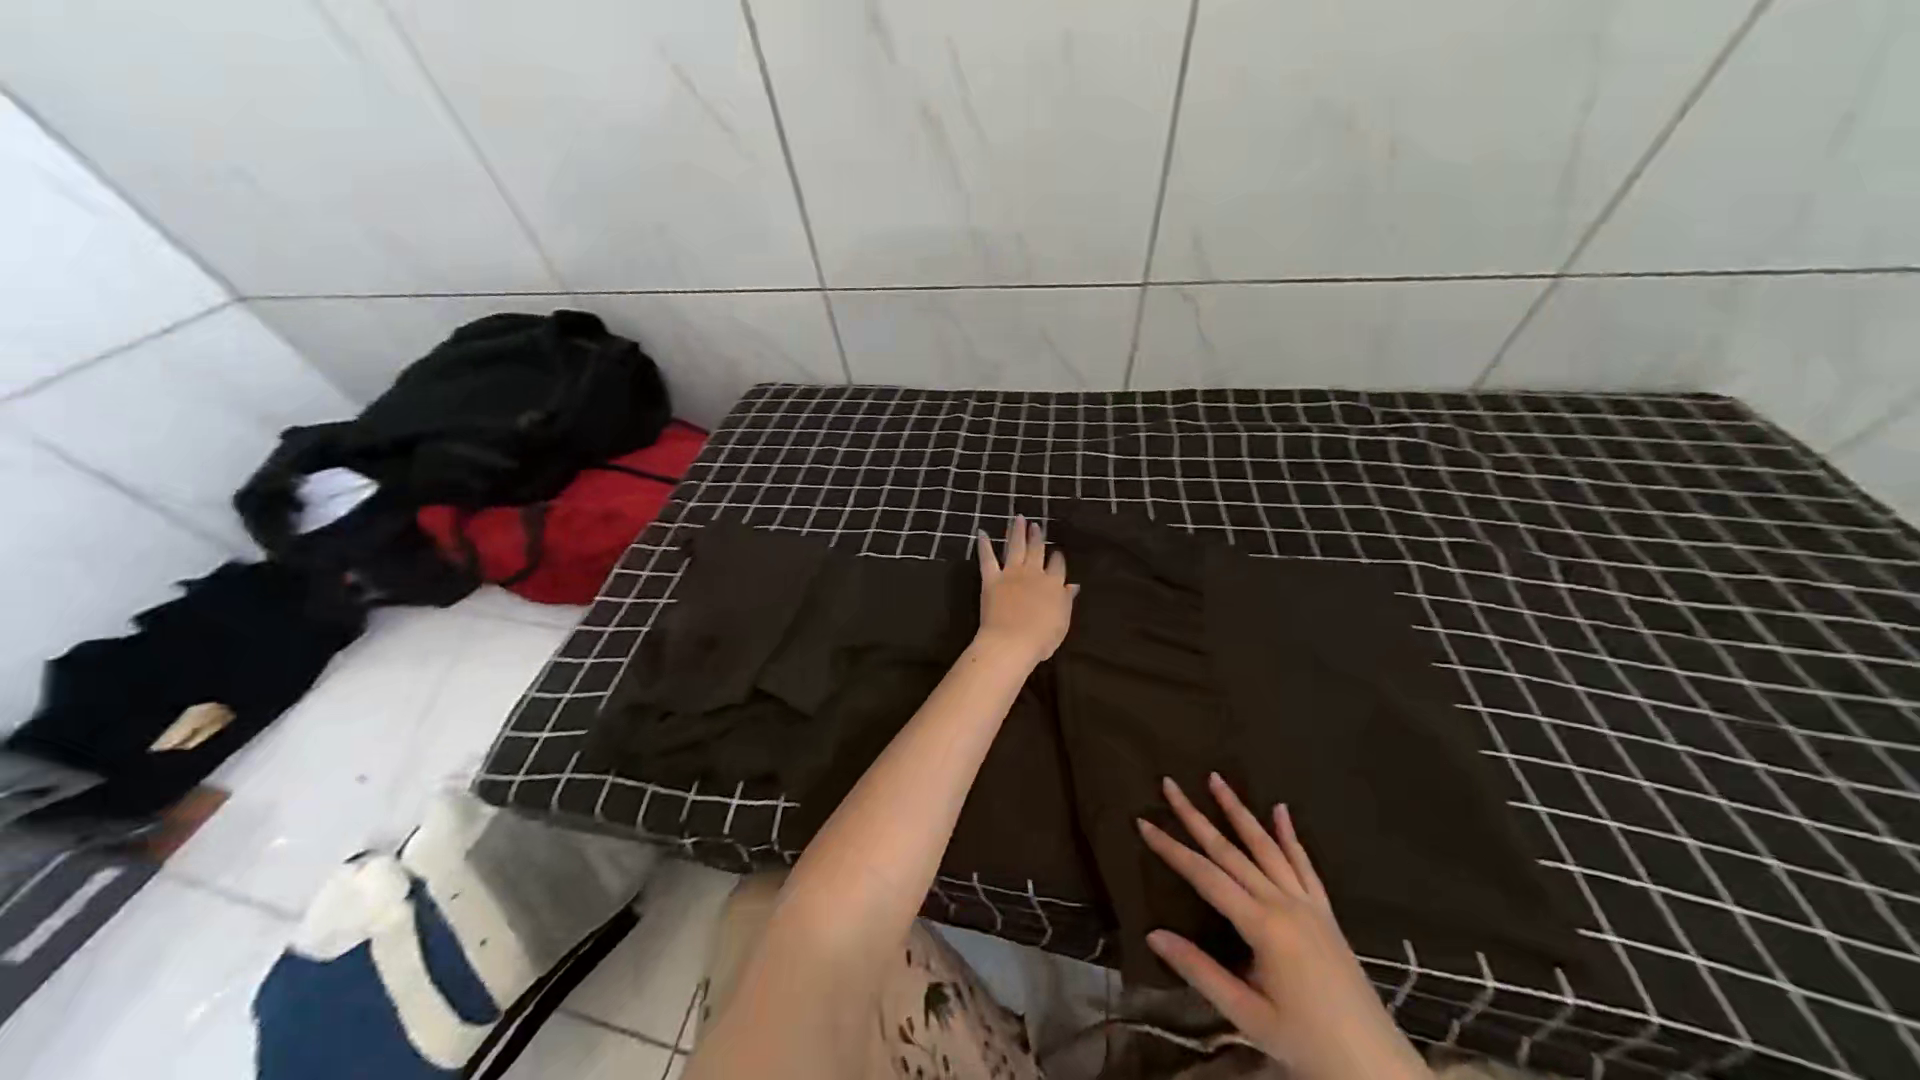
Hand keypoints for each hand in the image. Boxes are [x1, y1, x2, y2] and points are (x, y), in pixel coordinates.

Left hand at [974, 514, 1077, 664]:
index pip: (1057, 565)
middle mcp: (1034, 573)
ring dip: (1016, 532)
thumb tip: (1074, 585)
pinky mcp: (991, 579)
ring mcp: (1012, 574)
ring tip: (1018, 519)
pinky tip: (982, 532)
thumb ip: (1066, 600)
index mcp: (1053, 584)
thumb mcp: (1062, 621)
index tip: (1056, 551)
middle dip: (1037, 537)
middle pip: (1037, 550)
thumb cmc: (1042, 639)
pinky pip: (987, 558)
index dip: (1057, 557)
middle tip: (1036, 524)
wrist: (1012, 641)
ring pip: (1015, 547)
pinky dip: (984, 545)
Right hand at [1138, 775, 1433, 1079]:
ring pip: (1267, 846)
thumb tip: (1153, 934)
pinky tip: (1280, 810)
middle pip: (1231, 850)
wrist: (1375, 1065)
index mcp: (1263, 927)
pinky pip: (1305, 865)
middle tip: (1170, 784)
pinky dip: (1290, 835)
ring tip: (1216, 779)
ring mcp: (1308, 904)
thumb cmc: (1306, 1043)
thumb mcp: (1246, 1015)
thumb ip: (1200, 971)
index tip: (1143, 822)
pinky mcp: (1325, 912)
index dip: (1171, 848)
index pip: (1205, 876)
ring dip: (1239, 810)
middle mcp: (1284, 903)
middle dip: (1196, 816)